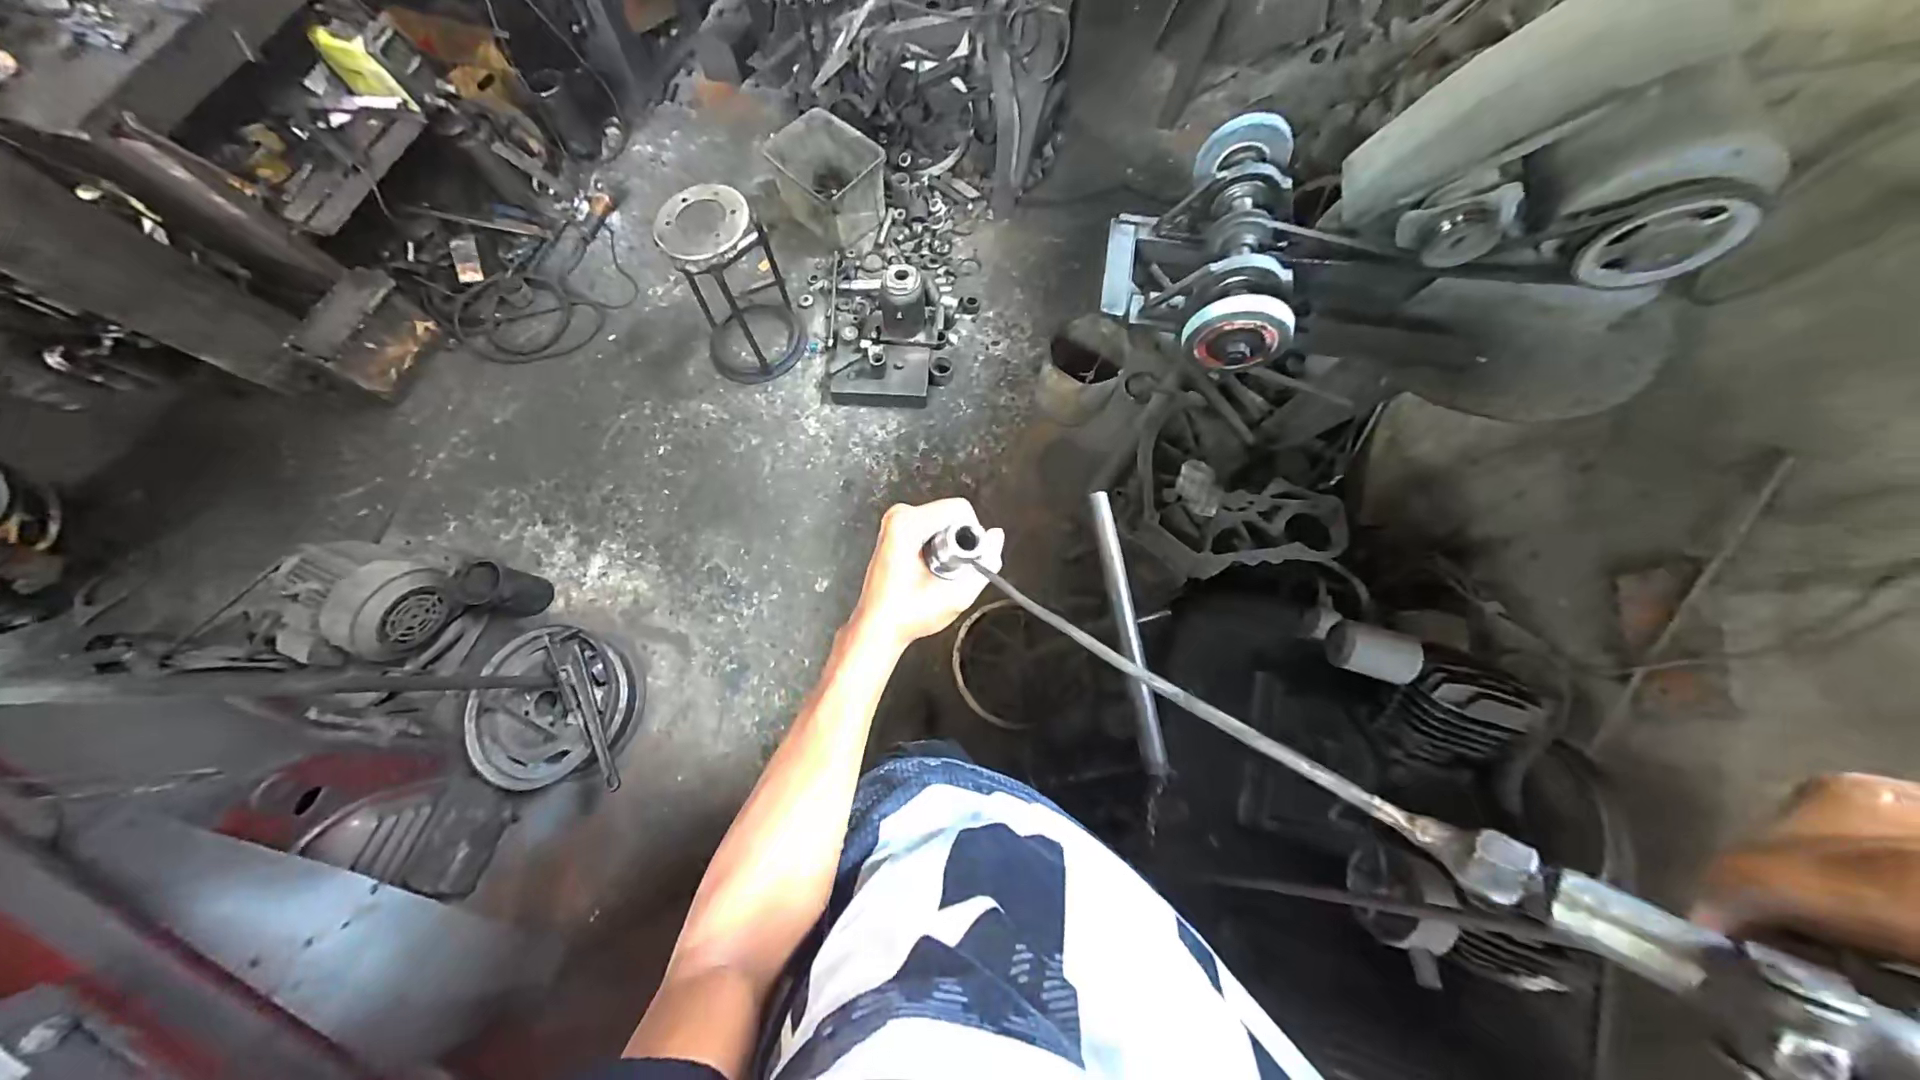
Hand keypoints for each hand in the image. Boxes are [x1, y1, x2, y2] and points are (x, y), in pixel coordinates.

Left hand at [850, 498, 1002, 648]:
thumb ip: (986, 563)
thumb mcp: (958, 595)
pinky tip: (927, 568)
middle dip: (959, 541)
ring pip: (943, 520)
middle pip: (952, 513)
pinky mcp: (896, 530)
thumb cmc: (905, 615)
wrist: (879, 627)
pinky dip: (939, 545)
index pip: (960, 509)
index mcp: (906, 524)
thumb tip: (996, 537)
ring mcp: (894, 521)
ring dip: (950, 545)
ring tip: (934, 572)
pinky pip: (932, 527)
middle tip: (945, 571)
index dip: (971, 536)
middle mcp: (897, 516)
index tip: (959, 562)